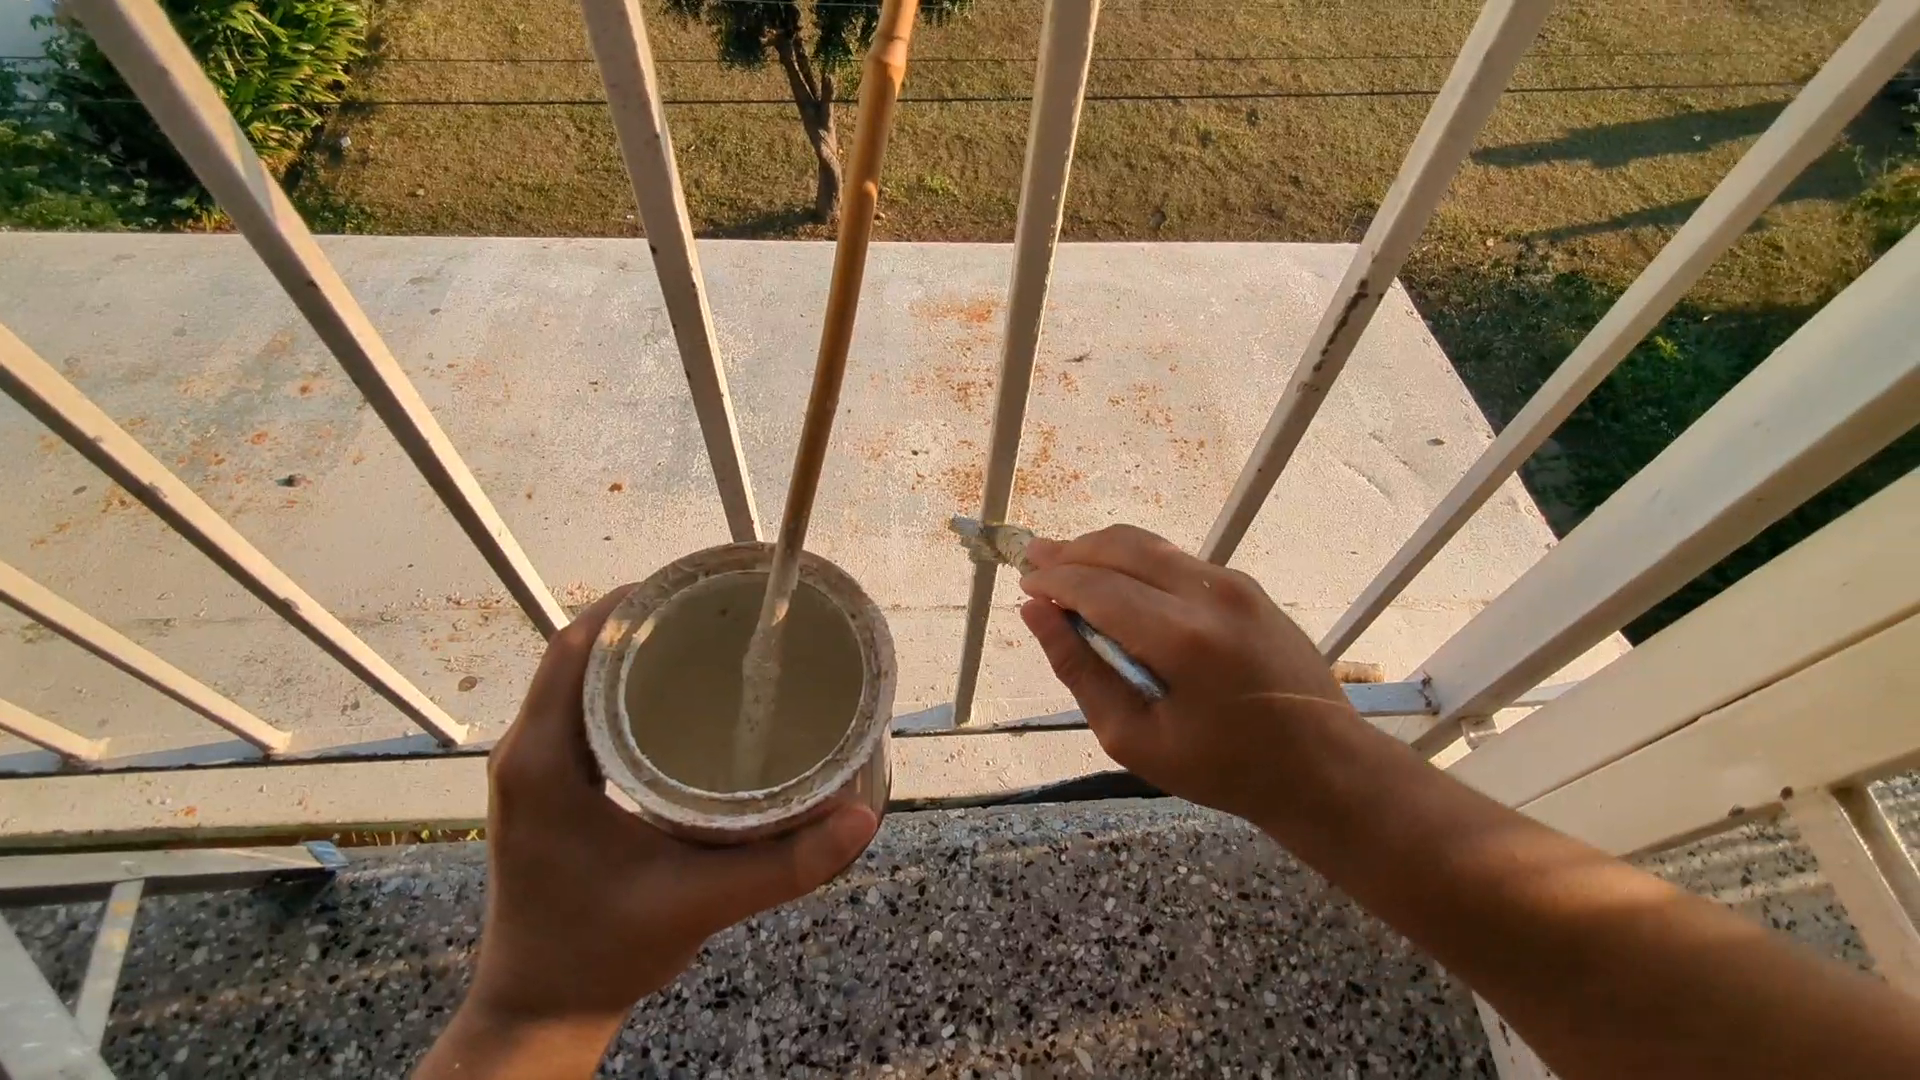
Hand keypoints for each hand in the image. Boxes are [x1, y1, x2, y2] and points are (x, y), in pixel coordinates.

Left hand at [420, 587, 878, 1075]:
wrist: (544, 1006)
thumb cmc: (606, 951)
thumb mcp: (702, 904)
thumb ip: (784, 865)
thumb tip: (862, 819)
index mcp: (545, 763)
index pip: (576, 649)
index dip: (631, 605)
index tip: (695, 587)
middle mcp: (529, 751)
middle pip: (581, 651)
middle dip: (644, 619)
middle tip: (718, 609)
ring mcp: (534, 767)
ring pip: (579, 677)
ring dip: (633, 648)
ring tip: (705, 637)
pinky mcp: (549, 782)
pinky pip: (582, 707)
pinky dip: (624, 683)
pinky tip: (678, 692)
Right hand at [1017, 525, 1360, 826]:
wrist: (1323, 767)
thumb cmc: (1223, 768)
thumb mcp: (1134, 739)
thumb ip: (1080, 671)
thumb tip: (1035, 615)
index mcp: (1181, 637)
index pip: (1097, 586)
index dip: (1053, 581)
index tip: (1023, 585)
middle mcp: (1210, 593)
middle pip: (1123, 547)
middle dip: (1071, 551)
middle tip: (1033, 561)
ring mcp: (1235, 584)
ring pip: (1151, 546)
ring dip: (1102, 550)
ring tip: (1064, 563)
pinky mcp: (1247, 587)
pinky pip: (1176, 561)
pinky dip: (1135, 562)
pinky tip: (1116, 582)